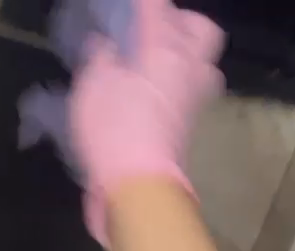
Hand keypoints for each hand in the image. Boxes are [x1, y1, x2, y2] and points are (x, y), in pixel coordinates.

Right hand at [26, 0, 225, 241]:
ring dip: (183, 59)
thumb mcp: (93, 89)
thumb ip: (99, 60)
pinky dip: (173, 90)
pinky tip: (150, 97)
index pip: (157, 6)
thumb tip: (105, 44)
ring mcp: (194, 101)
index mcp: (167, 47)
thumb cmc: (115, 131)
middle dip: (180, 24)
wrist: (139, 188)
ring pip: (201, 64)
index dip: (139, 3)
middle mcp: (190, 66)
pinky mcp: (187, 131)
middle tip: (154, 32)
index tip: (125, 7)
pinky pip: (187, 95)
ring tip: (155, 67)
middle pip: (199, 30)